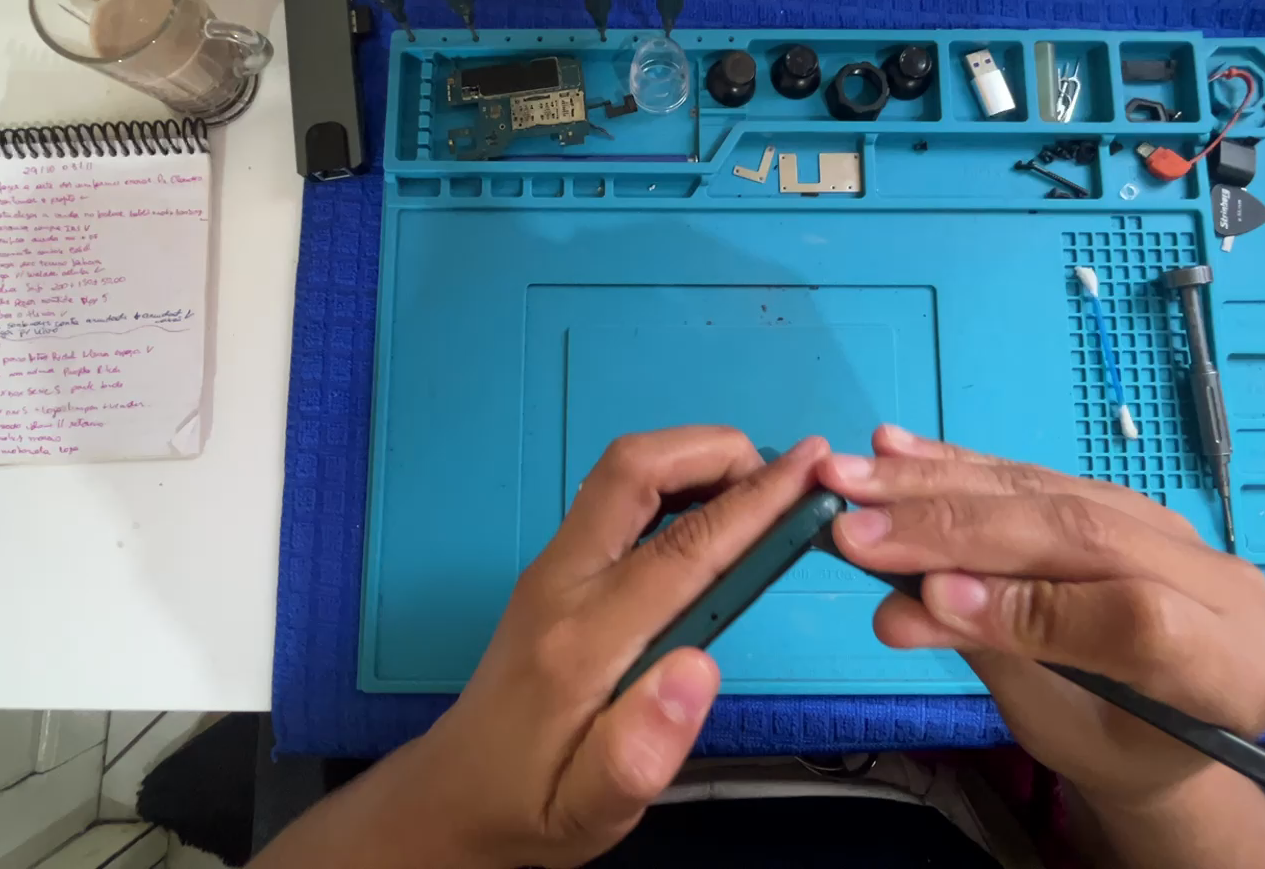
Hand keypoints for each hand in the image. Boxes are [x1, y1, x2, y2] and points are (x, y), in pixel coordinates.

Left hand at [260, 428, 830, 868]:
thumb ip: (640, 751)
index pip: (680, 550)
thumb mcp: (588, 813)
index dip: (752, 504)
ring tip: (755, 487)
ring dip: (693, 456)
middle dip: (714, 451)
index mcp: (581, 641)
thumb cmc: (532, 804)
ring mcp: (554, 560)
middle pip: (631, 469)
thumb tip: (701, 665)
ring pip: (621, 468)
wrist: (454, 791)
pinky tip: (706, 507)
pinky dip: (672, 475)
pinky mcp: (556, 559)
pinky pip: (616, 489)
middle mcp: (562, 577)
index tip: (809, 470)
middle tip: (781, 477)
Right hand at [817, 425, 1264, 808]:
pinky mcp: (1106, 494)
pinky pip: (1023, 471)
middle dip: (949, 527)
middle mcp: (1209, 577)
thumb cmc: (1108, 740)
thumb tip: (898, 608)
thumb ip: (989, 654)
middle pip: (1072, 532)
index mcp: (1230, 671)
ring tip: (853, 476)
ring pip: (1035, 489)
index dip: (1030, 605)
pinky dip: (949, 462)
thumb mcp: (1054, 725)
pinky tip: (894, 448)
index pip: (1138, 620)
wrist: (1151, 717)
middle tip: (852, 525)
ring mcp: (1157, 523)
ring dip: (931, 481)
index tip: (928, 596)